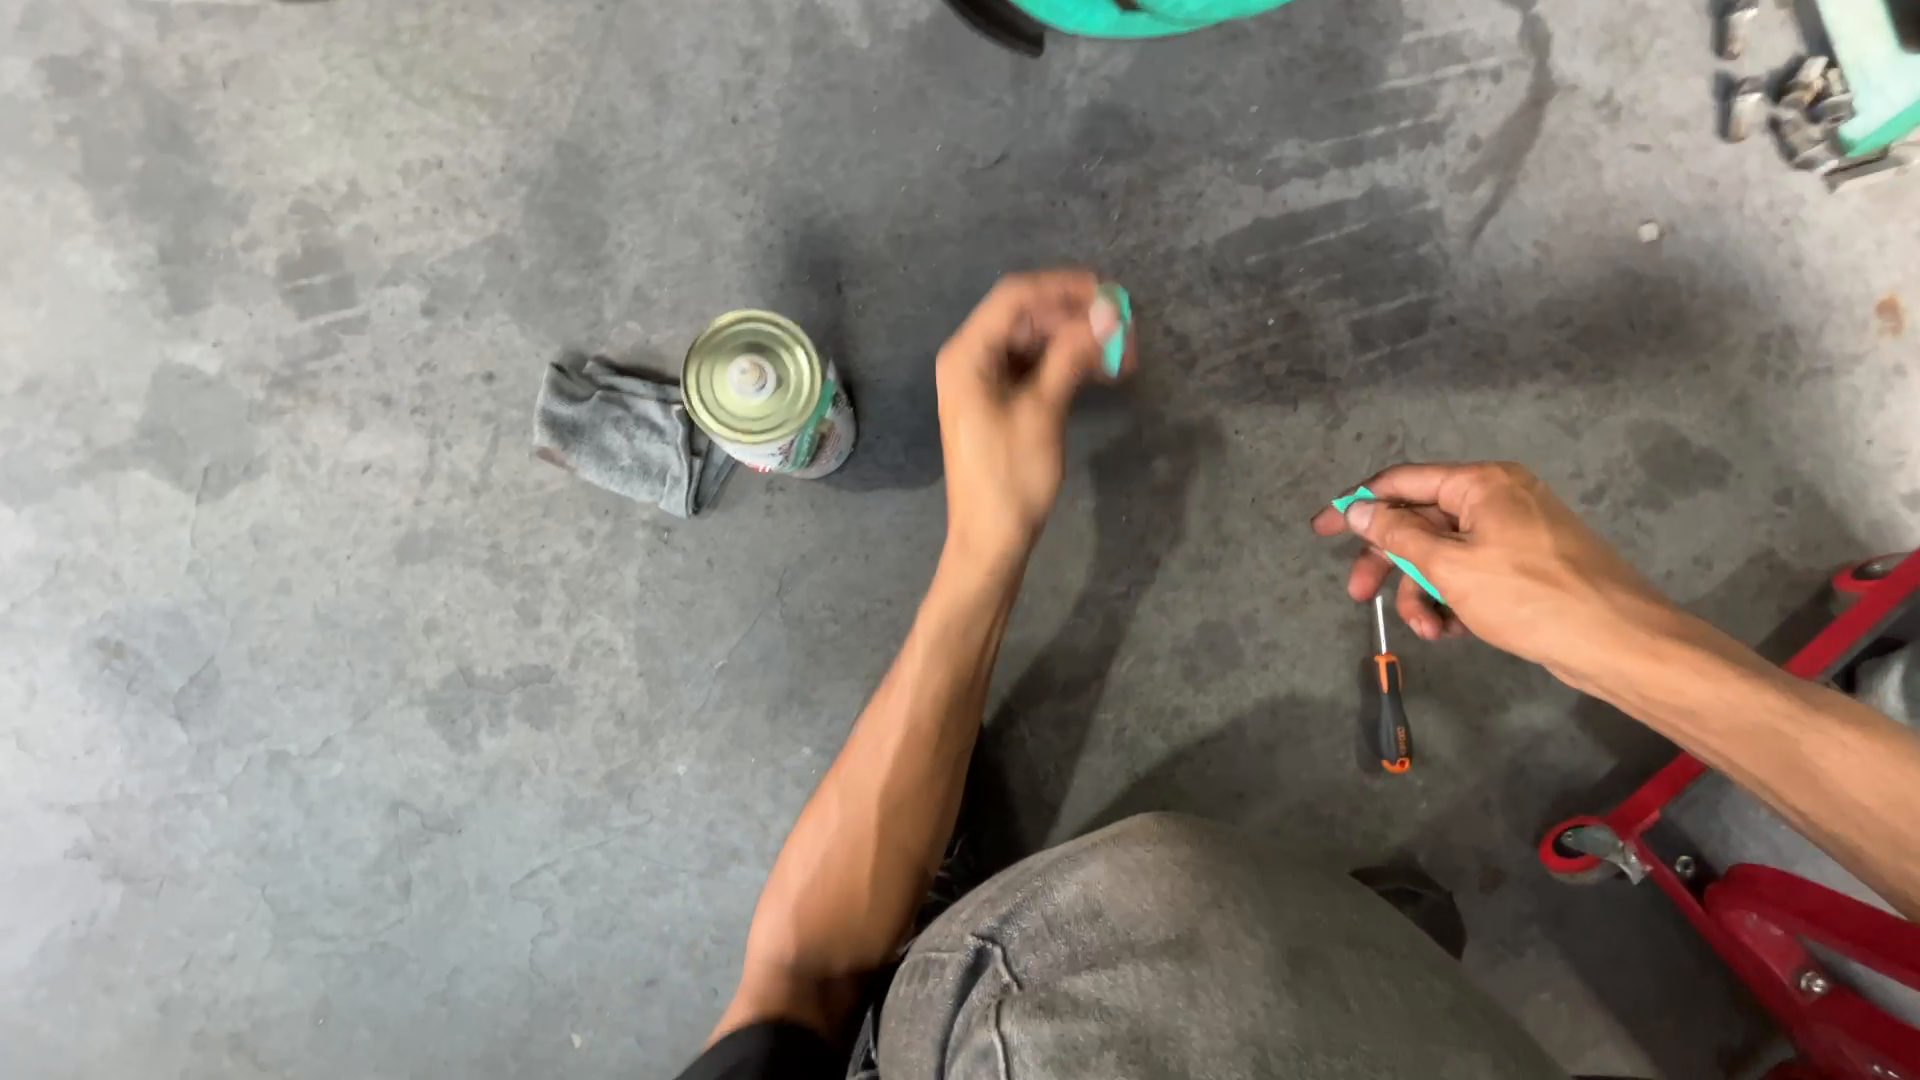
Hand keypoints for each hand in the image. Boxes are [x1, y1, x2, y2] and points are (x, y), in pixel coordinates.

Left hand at [935, 270, 1126, 574]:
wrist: (991, 538)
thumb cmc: (1011, 477)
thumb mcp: (1043, 411)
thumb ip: (1072, 355)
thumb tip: (1109, 311)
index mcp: (967, 355)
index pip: (1016, 297)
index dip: (1064, 289)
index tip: (1111, 295)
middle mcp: (970, 358)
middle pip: (1028, 317)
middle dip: (1076, 319)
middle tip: (1125, 331)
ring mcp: (984, 381)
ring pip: (1036, 343)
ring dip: (1077, 343)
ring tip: (1123, 355)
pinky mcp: (999, 401)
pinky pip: (1034, 368)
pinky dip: (1066, 366)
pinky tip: (1102, 372)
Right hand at [1310, 462, 1684, 690]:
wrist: (1620, 644)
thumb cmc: (1528, 596)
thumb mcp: (1447, 565)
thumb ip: (1395, 533)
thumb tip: (1357, 508)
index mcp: (1480, 484)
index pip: (1400, 482)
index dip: (1354, 505)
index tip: (1320, 531)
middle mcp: (1495, 498)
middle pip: (1417, 523)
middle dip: (1388, 564)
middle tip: (1358, 596)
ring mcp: (1512, 532)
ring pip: (1440, 554)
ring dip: (1420, 593)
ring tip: (1427, 630)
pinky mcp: (1524, 564)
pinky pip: (1468, 571)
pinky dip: (1451, 599)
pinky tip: (1451, 630)